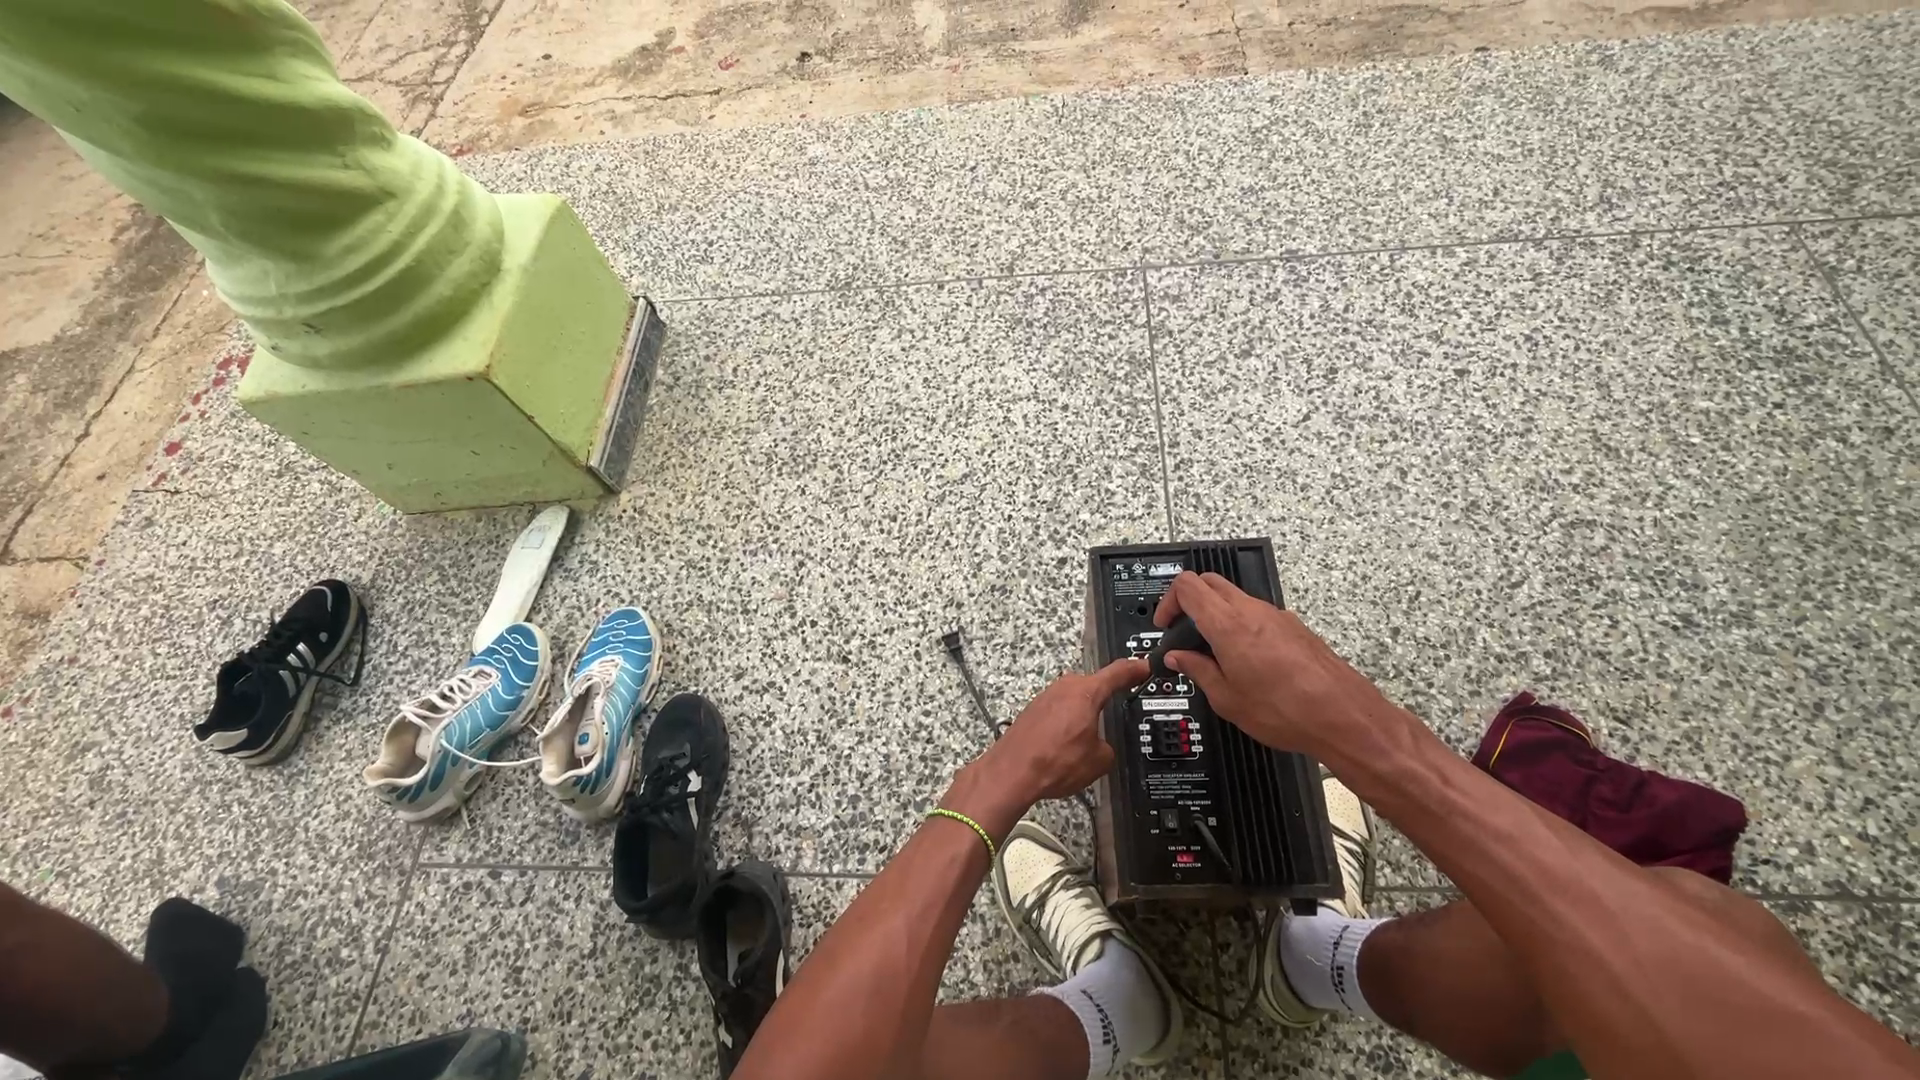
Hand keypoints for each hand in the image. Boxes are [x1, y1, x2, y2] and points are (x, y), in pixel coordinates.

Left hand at [980, 657, 1146, 801]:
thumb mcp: (1099, 760)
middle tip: (1121, 703)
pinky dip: (1067, 722)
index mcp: (1086, 692)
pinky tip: (1067, 742)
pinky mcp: (1033, 710)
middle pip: (1094, 685)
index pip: (1118, 672)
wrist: (1012, 772)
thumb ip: (1108, 747)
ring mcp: (1046, 697)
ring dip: (1084, 713)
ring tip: (1090, 736)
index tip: (1145, 666)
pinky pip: (1059, 710)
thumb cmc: (1053, 762)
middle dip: (1108, 695)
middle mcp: (1064, 688)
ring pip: (1074, 699)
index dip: (1136, 669)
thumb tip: (1102, 748)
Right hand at [1152, 572, 1403, 756]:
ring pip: (1234, 596)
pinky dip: (1240, 624)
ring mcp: (1276, 616)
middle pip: (1209, 582)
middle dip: (1188, 601)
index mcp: (1229, 626)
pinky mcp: (1293, 627)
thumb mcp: (1227, 699)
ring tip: (1212, 652)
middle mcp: (1253, 612)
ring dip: (1215, 613)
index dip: (1168, 602)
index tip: (1165, 626)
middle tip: (1182, 632)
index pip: (1188, 587)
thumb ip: (1198, 671)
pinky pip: (1256, 613)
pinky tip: (1243, 659)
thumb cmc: (1289, 711)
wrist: (1343, 717)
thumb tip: (1180, 659)